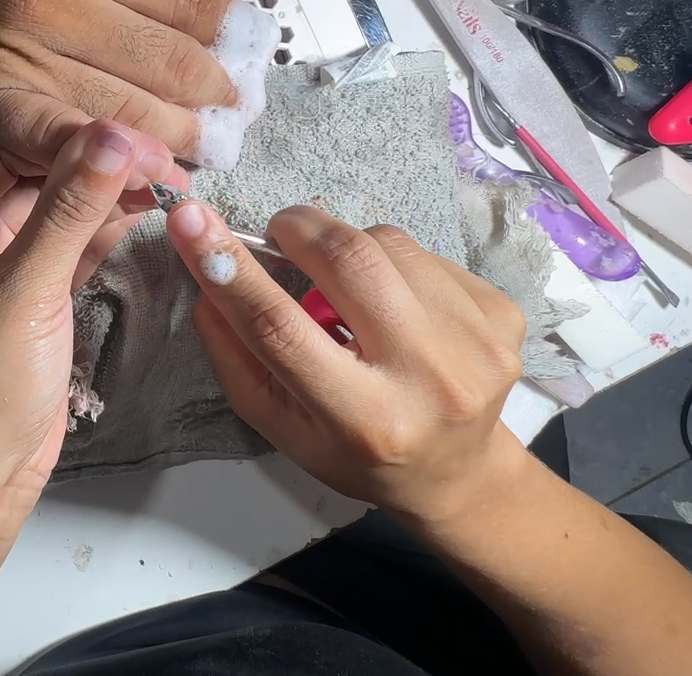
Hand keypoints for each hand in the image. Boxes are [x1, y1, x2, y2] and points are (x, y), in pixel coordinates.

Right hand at [0, 0, 236, 170]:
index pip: (190, 1)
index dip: (230, 32)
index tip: (242, 46)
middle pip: (168, 65)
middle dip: (215, 93)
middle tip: (232, 105)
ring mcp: (11, 55)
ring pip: (123, 110)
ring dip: (177, 134)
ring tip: (202, 139)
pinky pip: (49, 139)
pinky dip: (100, 157)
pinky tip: (143, 169)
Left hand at [0, 121, 180, 524]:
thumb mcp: (25, 288)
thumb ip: (70, 210)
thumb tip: (114, 137)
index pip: (1, 150)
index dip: (59, 135)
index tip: (126, 129)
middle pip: (34, 177)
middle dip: (91, 165)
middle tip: (160, 154)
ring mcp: (4, 266)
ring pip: (57, 212)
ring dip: (104, 197)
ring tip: (166, 178)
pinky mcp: (34, 297)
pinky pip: (69, 248)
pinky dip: (102, 232)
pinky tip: (142, 212)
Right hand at [165, 201, 528, 524]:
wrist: (462, 474)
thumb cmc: (350, 449)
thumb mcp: (274, 419)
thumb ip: (232, 349)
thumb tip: (206, 270)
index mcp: (361, 418)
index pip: (278, 326)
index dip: (227, 266)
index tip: (187, 217)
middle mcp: (429, 380)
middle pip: (350, 262)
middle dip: (298, 229)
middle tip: (279, 234)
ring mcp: (478, 342)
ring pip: (386, 242)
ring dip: (345, 246)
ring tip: (342, 284)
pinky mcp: (505, 313)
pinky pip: (423, 252)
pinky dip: (390, 261)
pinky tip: (392, 301)